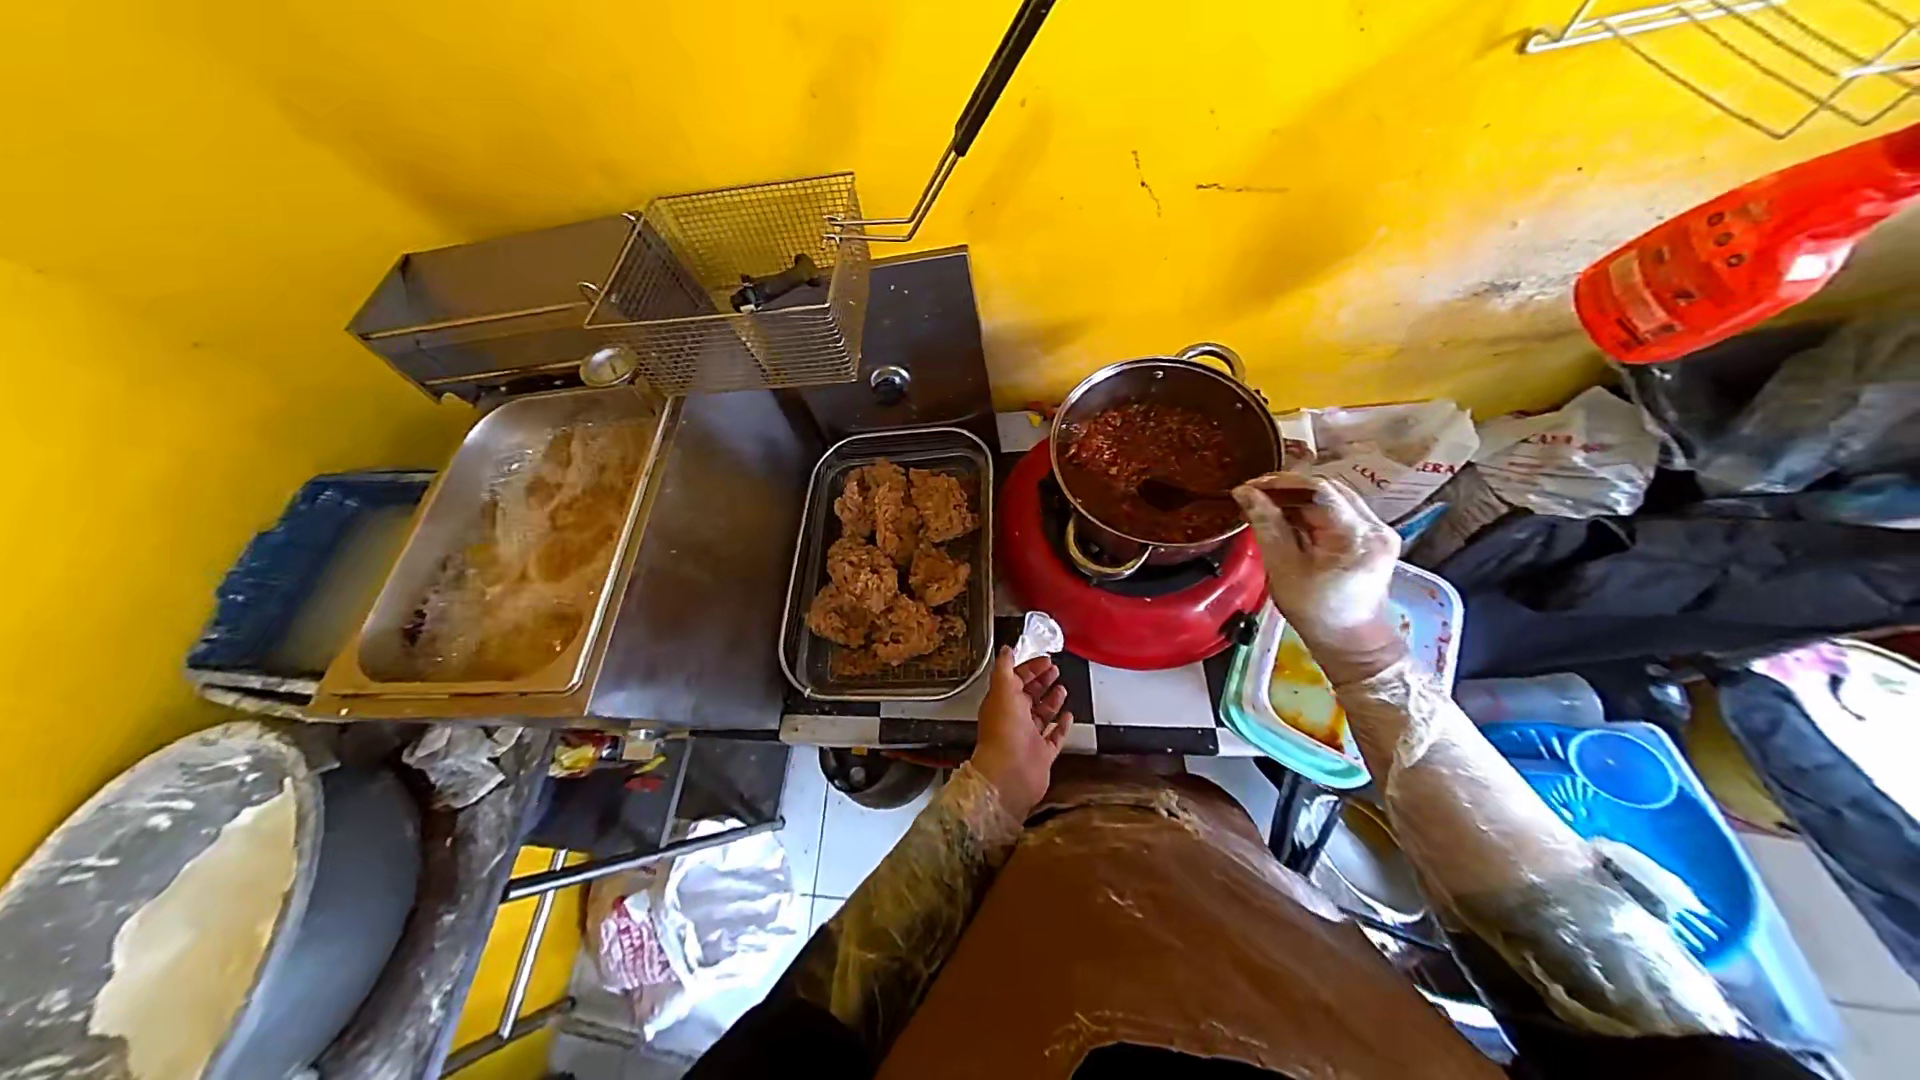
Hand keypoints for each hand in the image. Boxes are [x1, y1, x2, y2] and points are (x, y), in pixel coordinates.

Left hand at [970, 647, 1072, 819]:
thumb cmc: (1003, 732)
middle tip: (1055, 670)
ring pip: (1041, 714)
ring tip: (1062, 689)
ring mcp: (1028, 737)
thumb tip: (1006, 649)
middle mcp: (1014, 719)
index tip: (1045, 660)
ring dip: (1051, 700)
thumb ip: (1005, 668)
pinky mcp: (1042, 754)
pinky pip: (1054, 737)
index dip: (1030, 668)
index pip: (1016, 679)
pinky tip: (1068, 717)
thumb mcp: (1002, 690)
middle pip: (1029, 695)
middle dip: (1041, 681)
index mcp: (1002, 702)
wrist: (1009, 774)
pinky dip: (1061, 726)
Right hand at [1232, 473, 1405, 684]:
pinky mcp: (1372, 536)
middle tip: (1253, 494)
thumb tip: (1245, 493)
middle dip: (1288, 488)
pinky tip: (1288, 517)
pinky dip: (1311, 509)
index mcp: (1355, 536)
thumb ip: (1267, 526)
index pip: (1319, 490)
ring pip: (1333, 496)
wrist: (1351, 641)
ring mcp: (1377, 529)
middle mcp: (1374, 526)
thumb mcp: (1283, 568)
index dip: (1281, 483)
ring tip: (1266, 504)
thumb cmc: (1315, 611)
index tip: (1250, 486)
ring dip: (1298, 497)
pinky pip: (1338, 510)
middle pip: (1328, 488)